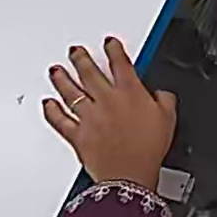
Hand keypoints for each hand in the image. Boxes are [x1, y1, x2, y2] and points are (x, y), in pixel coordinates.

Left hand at [45, 38, 175, 189]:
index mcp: (130, 93)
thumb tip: (161, 94)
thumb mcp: (168, 117)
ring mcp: (89, 117)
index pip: (121, 64)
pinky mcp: (77, 135)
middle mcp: (107, 101)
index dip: (114, 50)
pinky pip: (60, 120)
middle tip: (75, 51)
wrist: (130, 174)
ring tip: (56, 70)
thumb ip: (164, 99)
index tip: (109, 42)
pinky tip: (47, 103)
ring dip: (62, 79)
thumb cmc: (148, 147)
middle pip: (90, 74)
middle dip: (82, 59)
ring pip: (71, 93)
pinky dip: (52, 111)